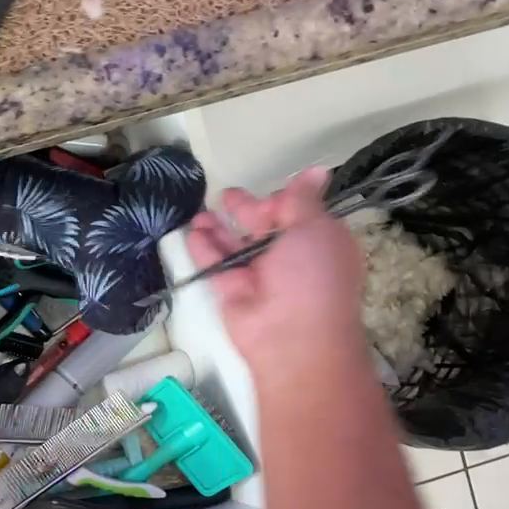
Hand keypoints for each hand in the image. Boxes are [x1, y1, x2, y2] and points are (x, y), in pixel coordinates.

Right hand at [185, 168, 365, 371]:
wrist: (291, 337)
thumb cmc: (313, 277)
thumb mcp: (314, 228)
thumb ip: (302, 199)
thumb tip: (317, 170)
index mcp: (316, 241)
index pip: (296, 213)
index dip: (282, 200)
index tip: (270, 193)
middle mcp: (288, 258)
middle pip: (261, 227)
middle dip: (244, 210)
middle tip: (225, 195)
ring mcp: (257, 276)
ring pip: (233, 246)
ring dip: (216, 228)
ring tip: (198, 213)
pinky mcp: (230, 290)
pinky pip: (214, 264)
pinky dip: (202, 248)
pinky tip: (192, 232)